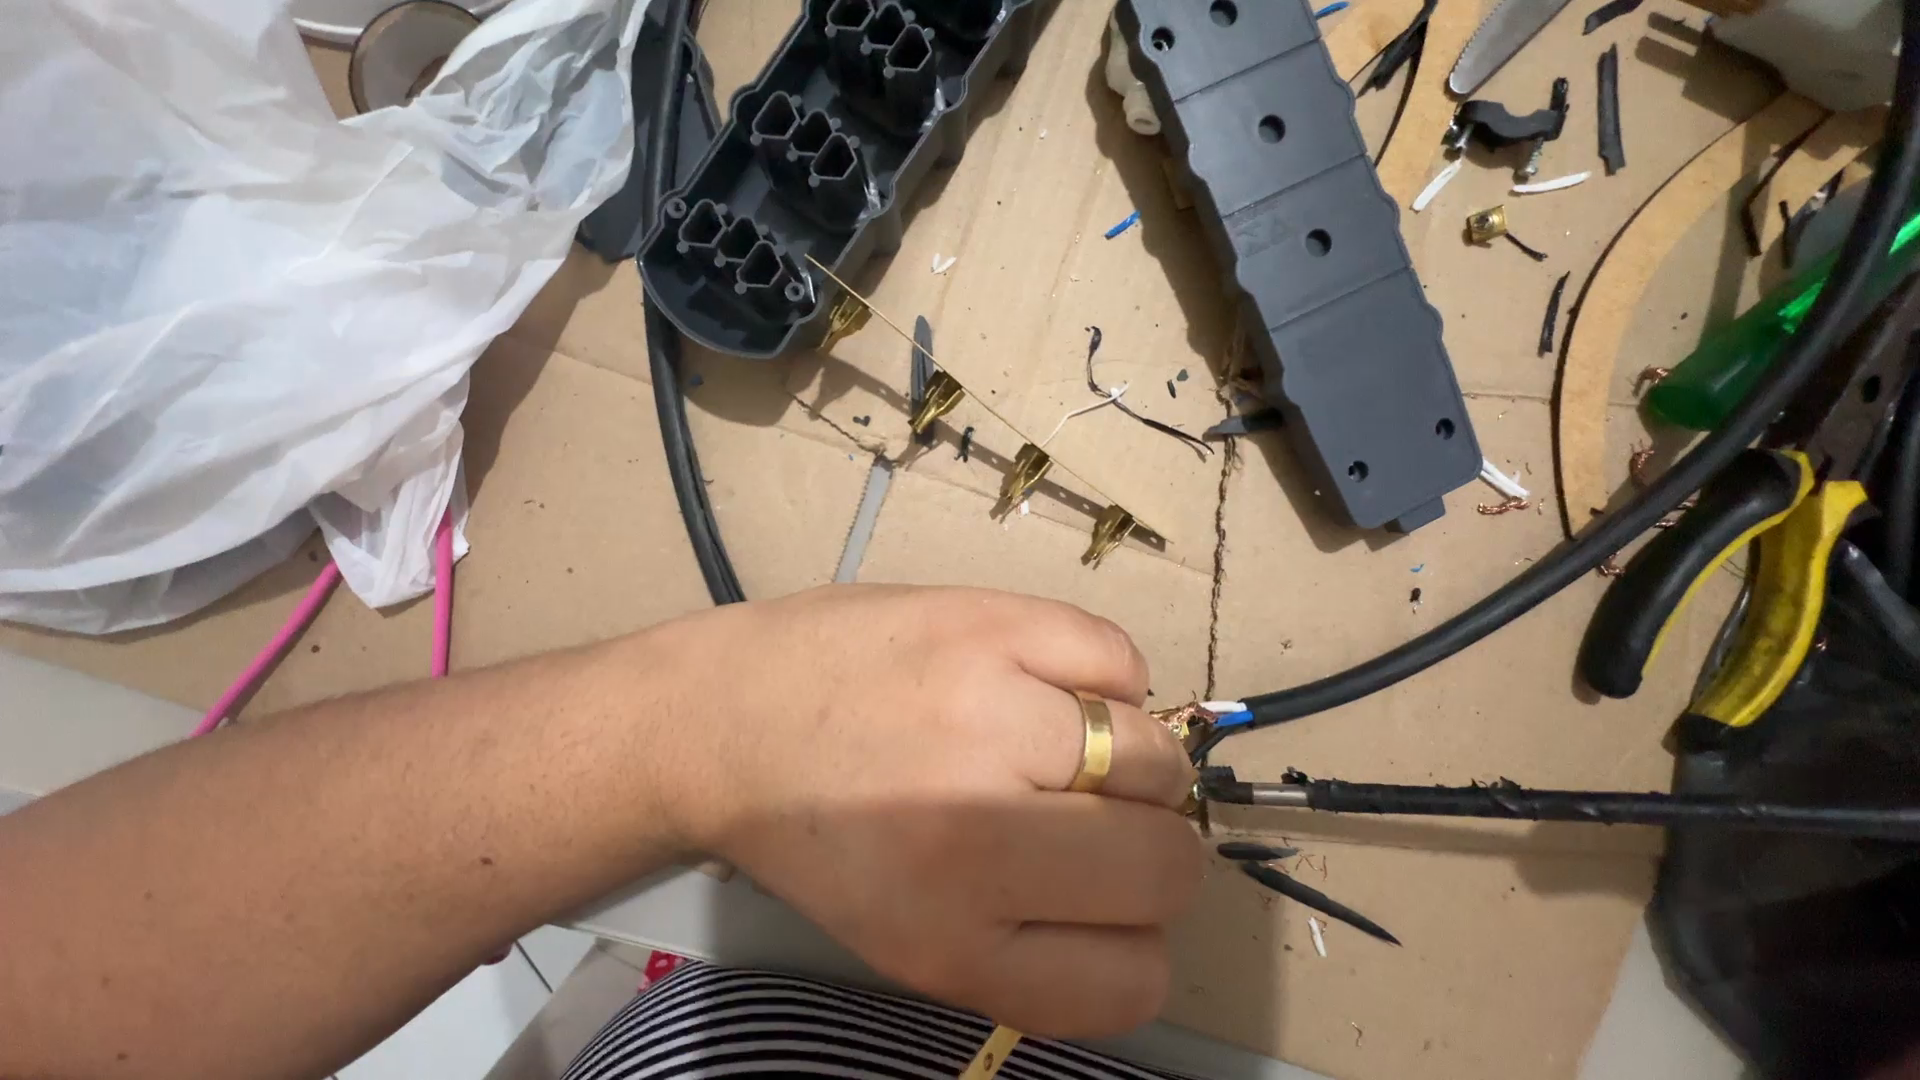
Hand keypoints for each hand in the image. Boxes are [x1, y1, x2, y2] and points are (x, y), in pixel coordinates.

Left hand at [649, 585, 1201, 1036]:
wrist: (722, 715)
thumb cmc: (811, 830)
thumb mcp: (906, 935)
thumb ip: (1027, 947)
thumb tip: (1140, 911)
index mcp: (956, 939)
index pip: (1135, 979)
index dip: (1133, 936)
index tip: (1102, 895)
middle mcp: (982, 836)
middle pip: (1166, 866)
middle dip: (1147, 845)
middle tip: (1091, 809)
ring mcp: (990, 713)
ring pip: (1159, 759)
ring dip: (1132, 759)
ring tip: (1064, 738)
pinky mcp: (990, 623)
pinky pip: (1122, 659)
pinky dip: (1105, 676)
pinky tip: (1052, 680)